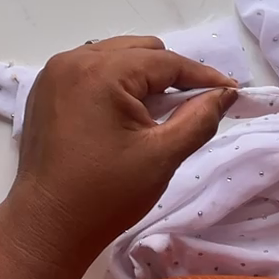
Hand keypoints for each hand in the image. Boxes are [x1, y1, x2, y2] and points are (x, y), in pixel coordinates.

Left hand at [6, 36, 237, 265]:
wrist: (47, 228)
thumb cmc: (106, 195)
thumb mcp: (162, 156)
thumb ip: (199, 118)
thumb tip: (225, 93)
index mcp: (100, 72)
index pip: (164, 62)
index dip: (202, 76)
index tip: (232, 90)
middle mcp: (73, 61)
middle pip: (139, 50)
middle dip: (170, 75)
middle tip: (192, 106)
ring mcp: (55, 74)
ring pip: (116, 56)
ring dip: (142, 76)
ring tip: (158, 111)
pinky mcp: (46, 90)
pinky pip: (92, 70)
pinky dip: (115, 83)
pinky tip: (126, 114)